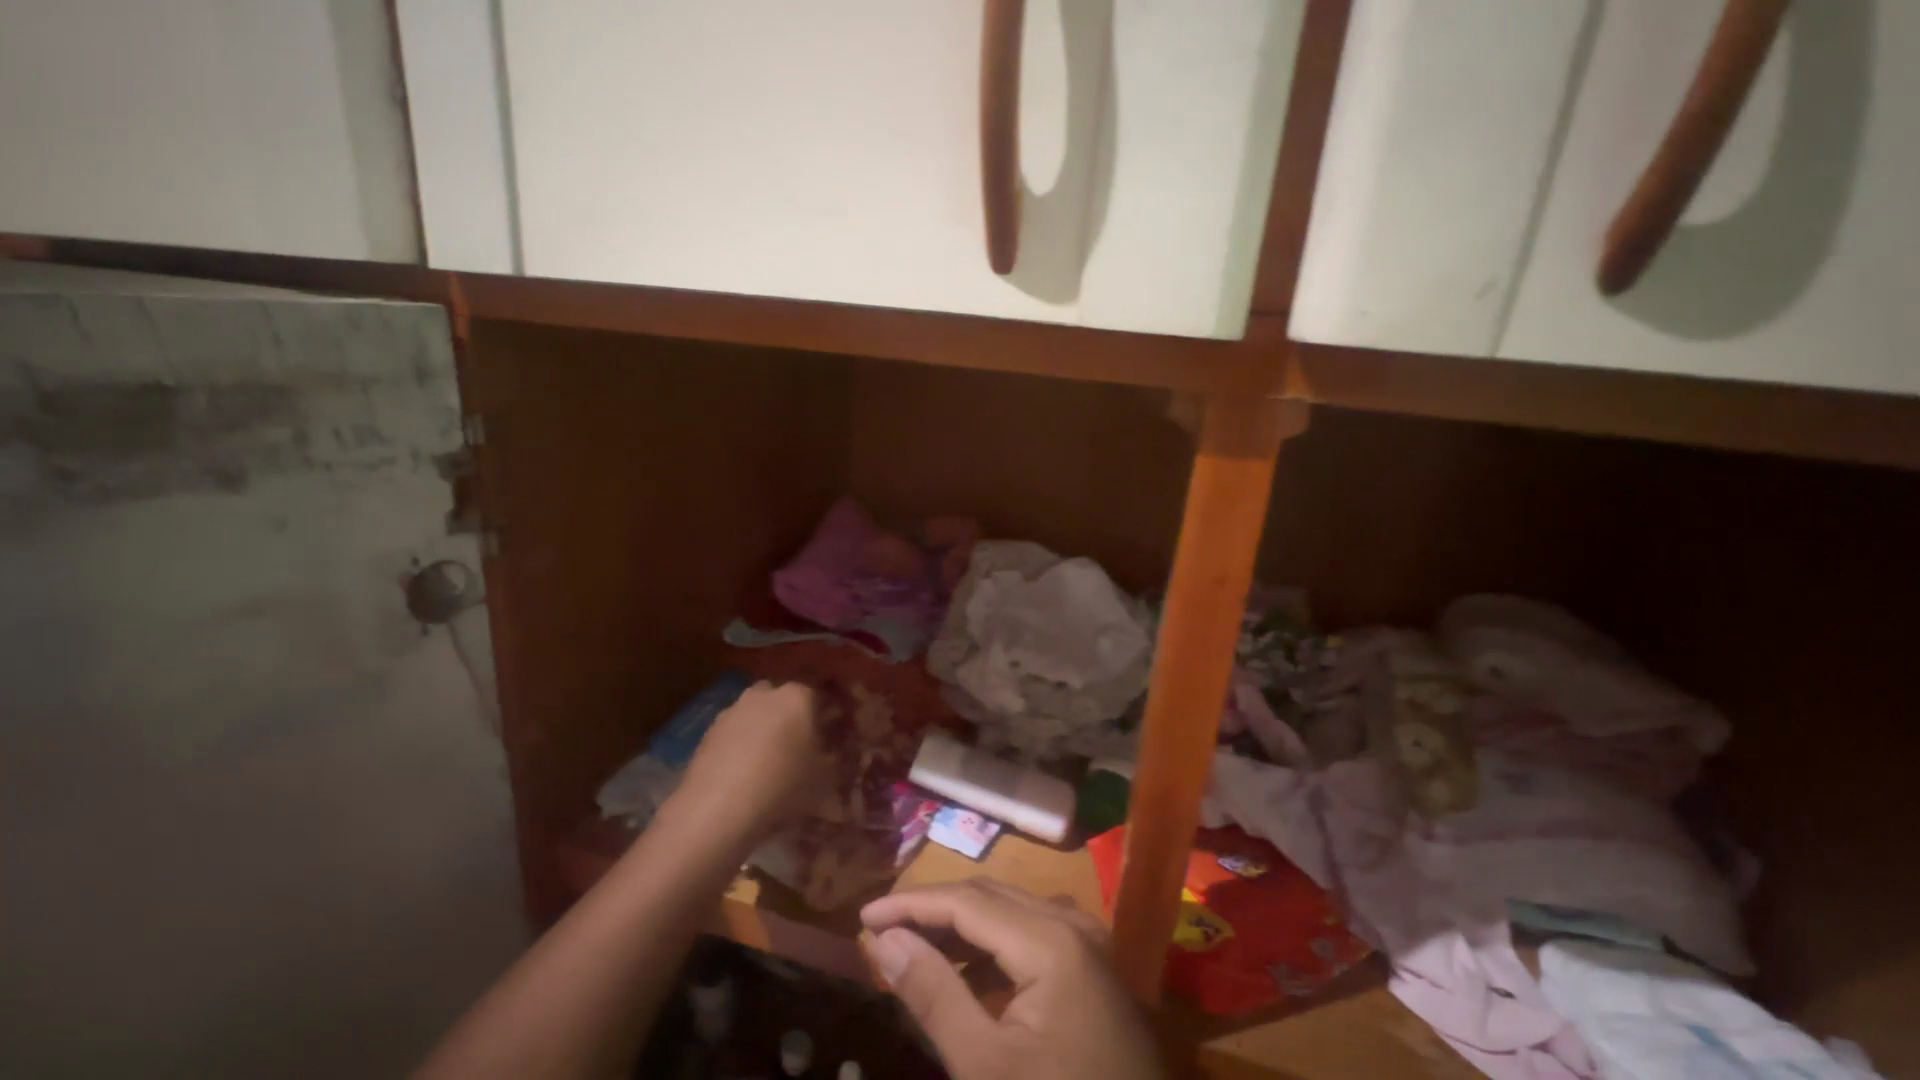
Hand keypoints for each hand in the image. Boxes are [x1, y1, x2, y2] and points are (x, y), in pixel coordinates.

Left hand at [669, 680, 830, 844]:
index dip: (827, 716)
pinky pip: (734, 731)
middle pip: (784, 699)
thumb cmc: (783, 785)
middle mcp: (765, 694)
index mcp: (798, 697)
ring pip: (756, 713)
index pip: (819, 696)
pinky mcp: (709, 730)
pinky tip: (743, 772)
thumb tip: (834, 764)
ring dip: (764, 729)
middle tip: (799, 746)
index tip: (831, 737)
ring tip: (769, 762)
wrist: (719, 806)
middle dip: (792, 717)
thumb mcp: (823, 781)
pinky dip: (741, 744)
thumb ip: (832, 765)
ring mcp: (733, 709)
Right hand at [861, 880, 1165, 1079]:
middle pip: (991, 897)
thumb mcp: (985, 1064)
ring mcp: (1092, 946)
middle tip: (883, 928)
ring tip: (914, 944)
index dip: (911, 903)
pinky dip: (995, 942)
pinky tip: (968, 968)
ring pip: (1014, 911)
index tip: (863, 916)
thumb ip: (935, 994)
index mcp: (1051, 940)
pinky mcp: (1097, 970)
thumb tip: (885, 939)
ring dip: (962, 924)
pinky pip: (1037, 933)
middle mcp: (1074, 926)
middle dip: (934, 908)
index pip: (966, 901)